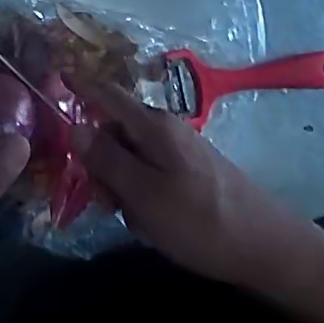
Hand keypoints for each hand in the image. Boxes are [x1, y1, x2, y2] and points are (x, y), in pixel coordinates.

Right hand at [69, 74, 310, 289]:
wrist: (266, 247)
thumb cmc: (200, 220)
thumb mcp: (143, 194)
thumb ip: (107, 159)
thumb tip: (75, 126)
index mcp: (153, 126)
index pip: (108, 94)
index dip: (81, 85)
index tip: (57, 75)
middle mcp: (166, 128)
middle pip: (115, 130)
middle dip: (100, 160)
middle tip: (104, 200)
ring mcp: (180, 148)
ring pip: (131, 155)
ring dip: (121, 183)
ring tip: (135, 220)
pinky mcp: (189, 169)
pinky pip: (150, 170)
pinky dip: (140, 191)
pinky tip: (153, 223)